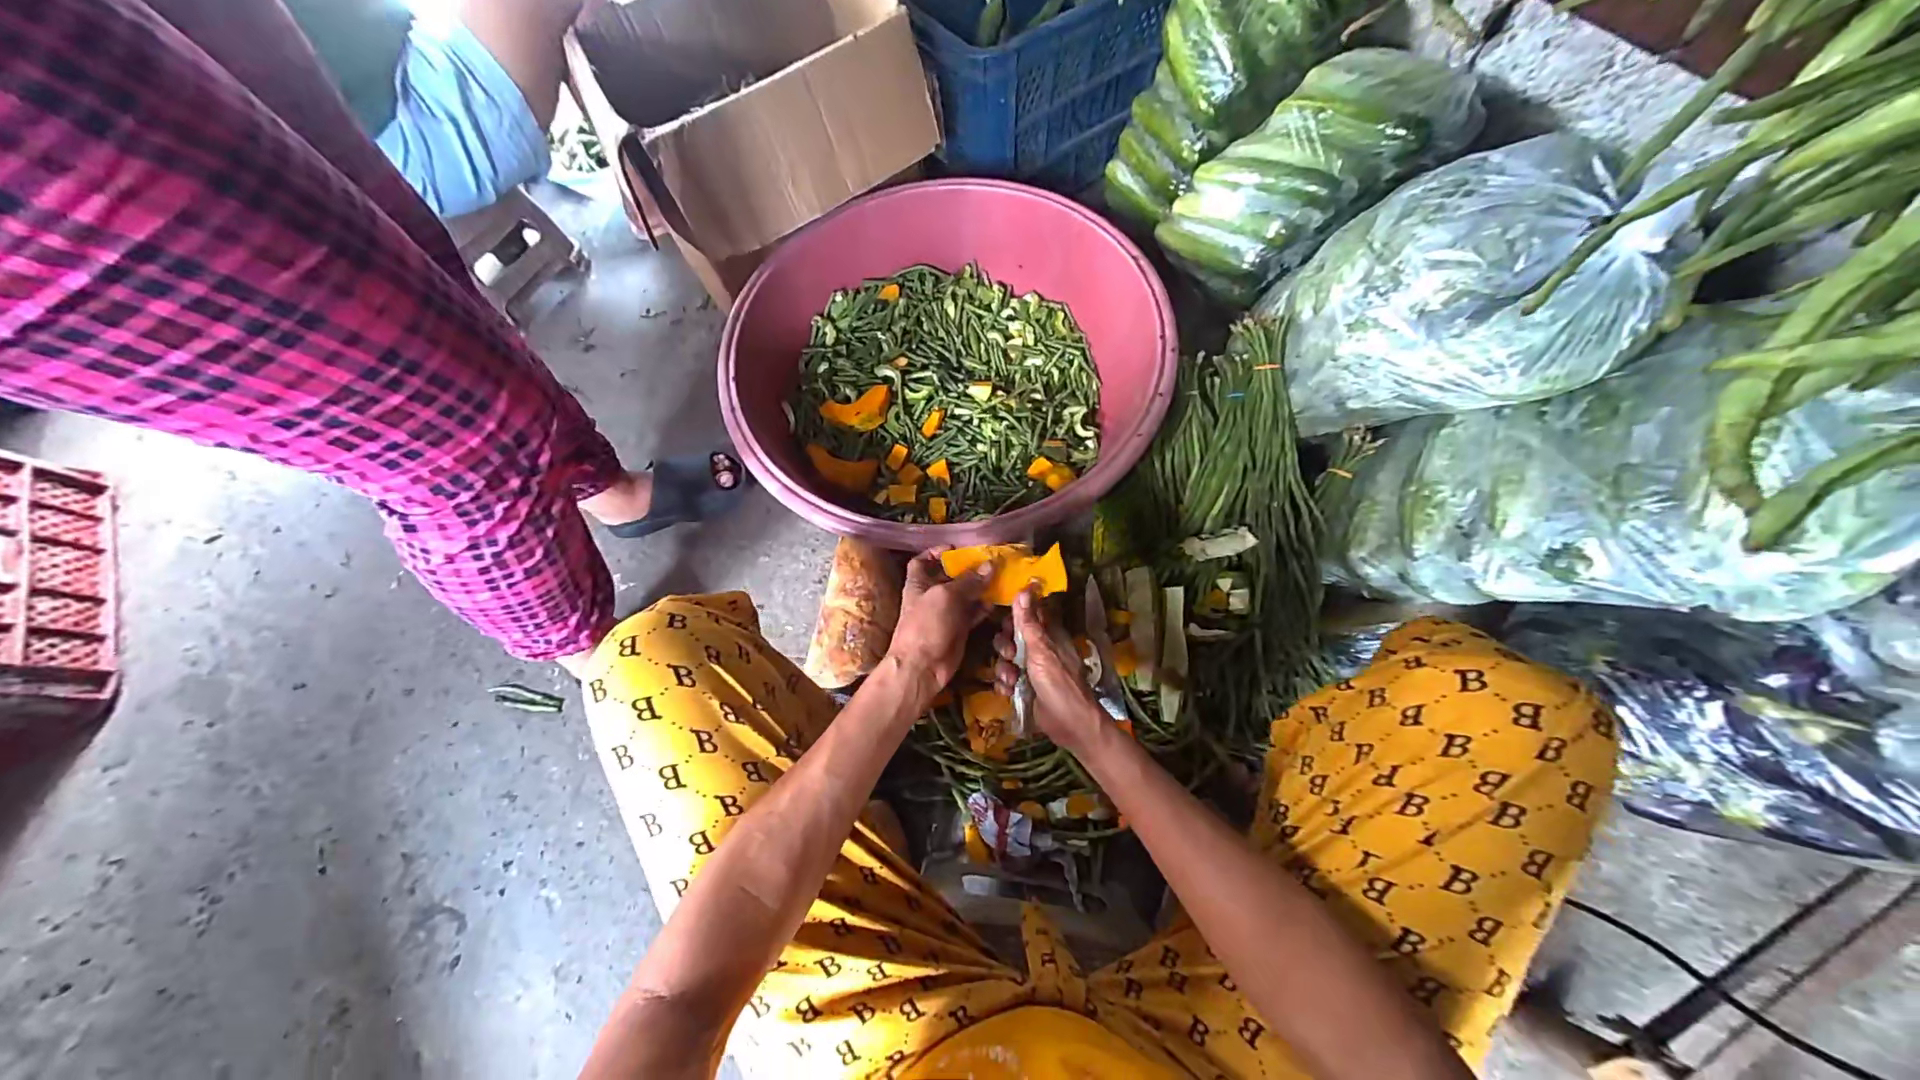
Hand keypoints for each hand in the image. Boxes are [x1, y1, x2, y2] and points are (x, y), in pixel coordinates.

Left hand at [885, 551, 992, 696]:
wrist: (922, 666)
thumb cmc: (926, 624)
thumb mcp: (946, 596)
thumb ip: (968, 581)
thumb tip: (990, 566)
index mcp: (919, 582)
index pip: (923, 560)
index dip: (936, 552)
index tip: (955, 548)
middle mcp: (931, 595)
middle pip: (950, 576)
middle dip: (968, 569)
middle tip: (990, 561)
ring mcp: (945, 613)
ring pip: (965, 594)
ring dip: (980, 587)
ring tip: (999, 577)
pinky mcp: (958, 628)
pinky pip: (973, 612)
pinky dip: (983, 606)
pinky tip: (996, 600)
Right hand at [993, 588, 1109, 755]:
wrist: (1070, 725)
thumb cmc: (1059, 684)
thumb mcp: (1041, 651)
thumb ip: (1028, 622)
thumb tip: (1024, 589)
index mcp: (1048, 635)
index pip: (1027, 615)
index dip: (1014, 617)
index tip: (1006, 624)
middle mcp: (1039, 649)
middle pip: (1012, 637)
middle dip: (1004, 646)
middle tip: (1010, 656)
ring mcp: (1031, 670)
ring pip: (1006, 659)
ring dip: (1004, 669)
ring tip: (1012, 681)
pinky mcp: (1024, 688)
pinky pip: (1006, 679)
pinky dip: (1005, 685)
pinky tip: (1009, 692)